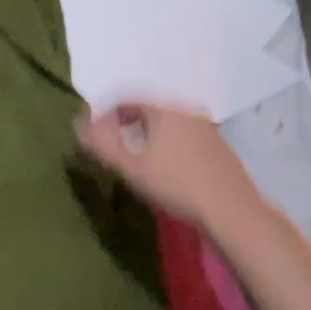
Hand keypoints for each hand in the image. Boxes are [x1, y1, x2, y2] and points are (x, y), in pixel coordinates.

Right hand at [76, 103, 265, 228]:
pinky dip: (169, 141)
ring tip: (138, 155)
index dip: (105, 112)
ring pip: (168, 121)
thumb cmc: (174, 184)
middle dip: (128, 122)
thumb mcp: (129, 166)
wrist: (232, 210)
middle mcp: (187, 110)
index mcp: (164, 110)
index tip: (94, 131)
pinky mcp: (220, 145)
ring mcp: (208, 127)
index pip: (126, 99)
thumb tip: (79, 122)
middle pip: (149, 108)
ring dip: (149, 133)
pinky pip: (185, 133)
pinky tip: (166, 164)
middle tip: (113, 142)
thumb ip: (101, 143)